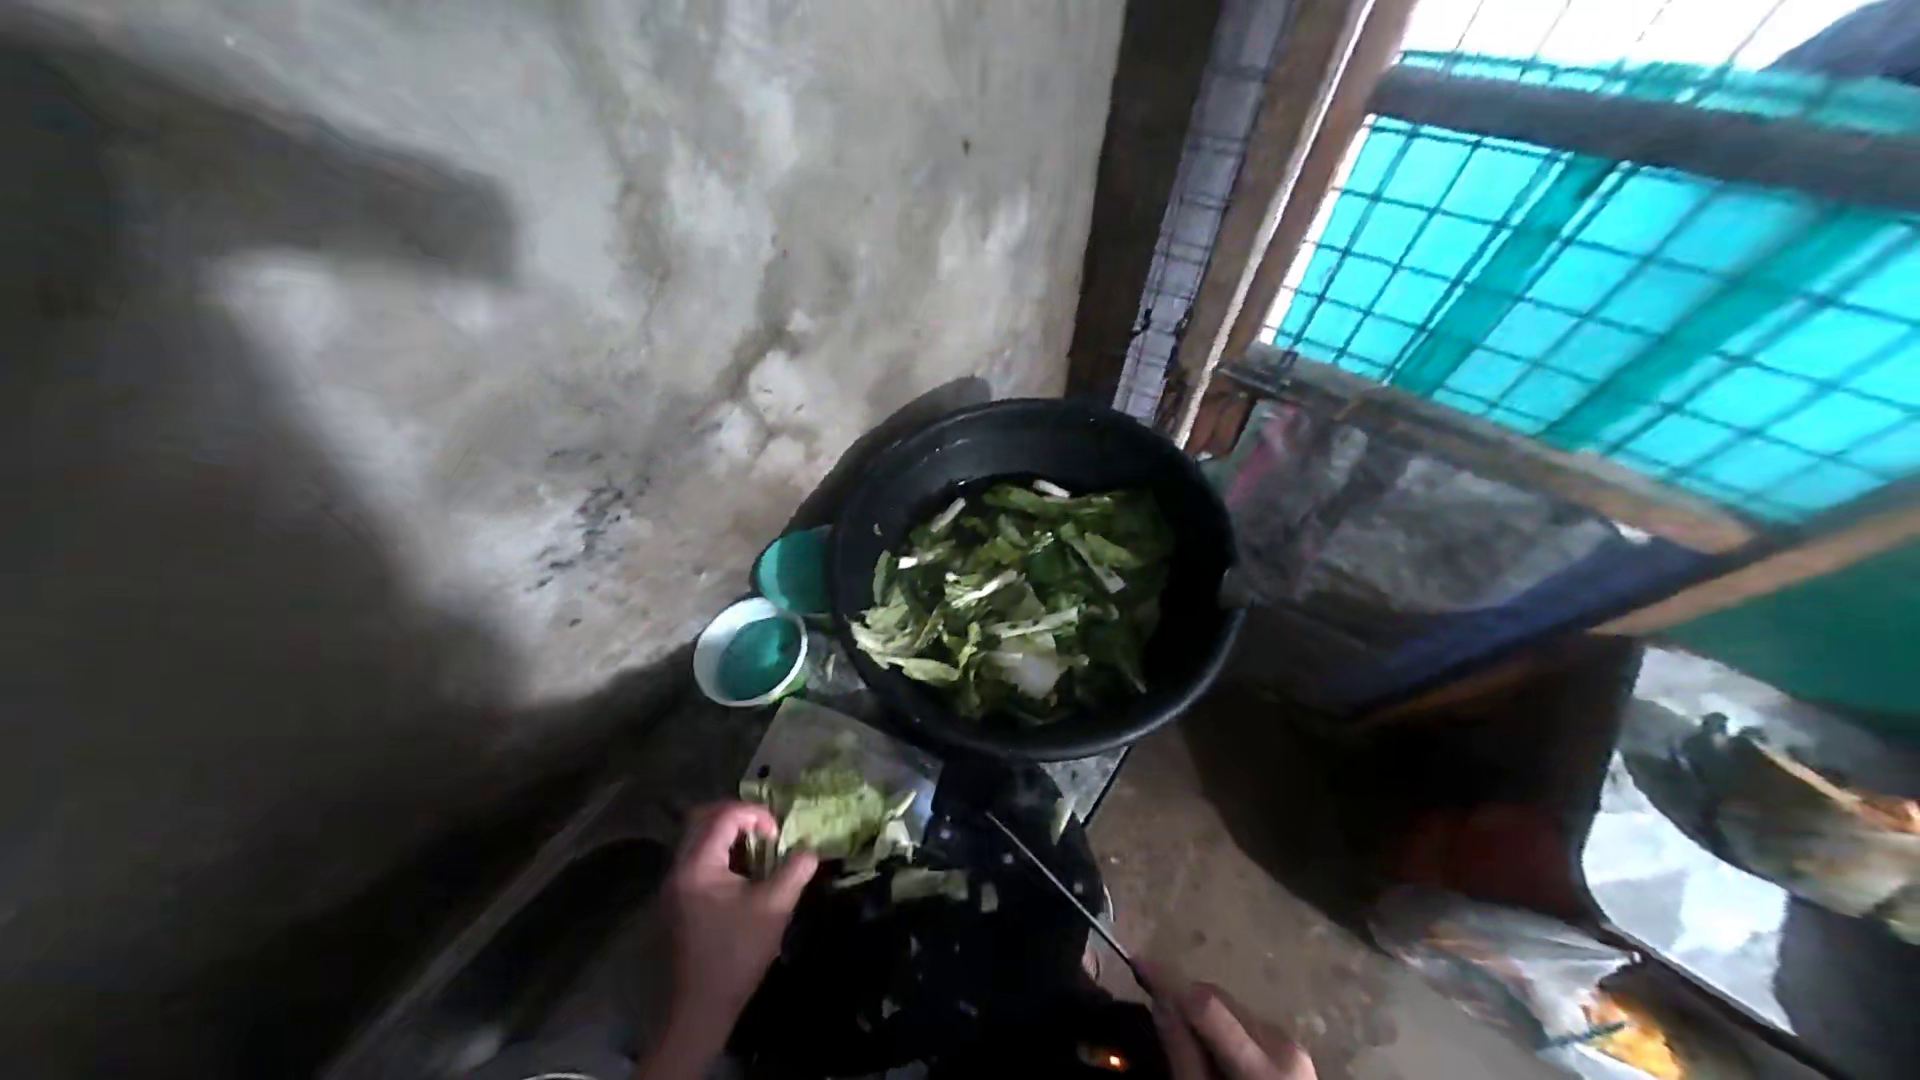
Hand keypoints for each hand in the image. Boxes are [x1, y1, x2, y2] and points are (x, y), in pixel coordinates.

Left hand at [637, 802, 816, 1079]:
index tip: (778, 835)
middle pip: (703, 817)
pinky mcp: (678, 896)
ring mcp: (675, 882)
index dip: (755, 815)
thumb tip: (810, 849)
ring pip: (698, 835)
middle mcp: (679, 867)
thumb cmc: (739, 952)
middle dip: (739, 816)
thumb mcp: (776, 906)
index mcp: (698, 865)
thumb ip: (796, 869)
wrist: (703, 1006)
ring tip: (758, 847)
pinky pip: (697, 855)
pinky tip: (744, 869)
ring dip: (729, 832)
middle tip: (766, 830)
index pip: (724, 816)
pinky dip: (721, 850)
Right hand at [1145, 966, 1315, 1079]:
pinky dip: (1223, 1027)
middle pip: (1218, 1000)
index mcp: (1262, 1070)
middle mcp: (1283, 1046)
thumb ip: (1182, 1054)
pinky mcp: (1294, 1049)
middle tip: (1158, 1014)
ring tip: (1189, 1042)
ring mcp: (1292, 1045)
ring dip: (1203, 1014)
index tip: (1136, 962)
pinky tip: (1215, 1051)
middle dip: (1184, 999)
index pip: (1206, 1006)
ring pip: (1230, 1006)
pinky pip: (1245, 1022)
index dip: (1168, 980)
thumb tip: (1159, 999)